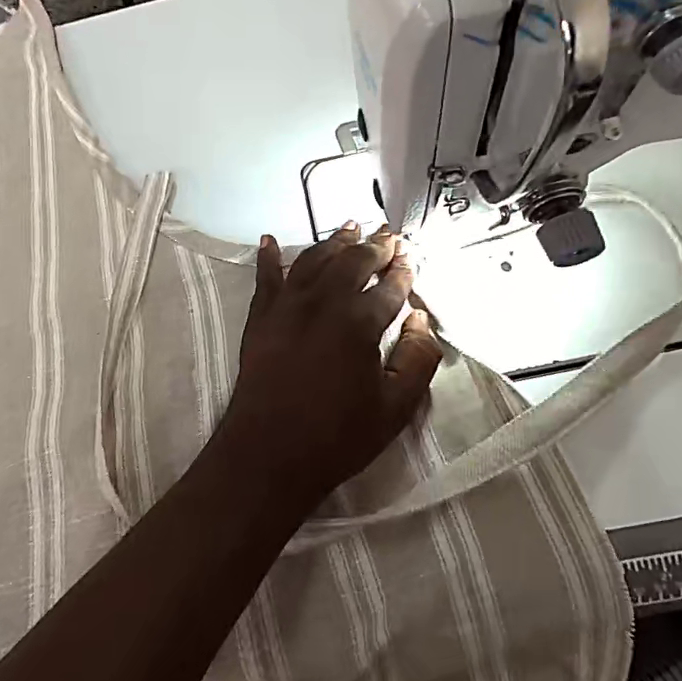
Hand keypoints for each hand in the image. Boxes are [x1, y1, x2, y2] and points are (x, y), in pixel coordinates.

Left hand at [206, 223, 442, 512]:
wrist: (267, 453)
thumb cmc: (336, 437)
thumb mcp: (395, 408)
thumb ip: (418, 360)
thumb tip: (421, 321)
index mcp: (359, 322)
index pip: (389, 286)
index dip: (404, 270)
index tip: (411, 257)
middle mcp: (322, 302)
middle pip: (352, 262)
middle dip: (375, 245)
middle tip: (388, 234)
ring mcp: (286, 305)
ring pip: (313, 260)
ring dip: (334, 241)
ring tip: (349, 227)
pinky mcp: (260, 317)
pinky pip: (265, 277)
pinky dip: (268, 257)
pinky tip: (268, 240)